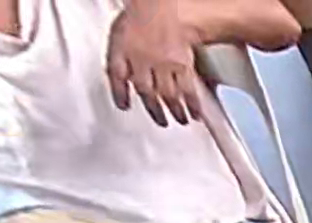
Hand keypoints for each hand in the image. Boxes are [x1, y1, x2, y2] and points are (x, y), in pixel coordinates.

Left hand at [108, 0, 202, 126]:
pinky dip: (192, 106)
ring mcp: (163, 65)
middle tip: (159, 120)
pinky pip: (188, 91)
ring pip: (167, 94)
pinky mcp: (183, 69)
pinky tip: (195, 114)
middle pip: (145, 90)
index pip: (116, 75)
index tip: (124, 106)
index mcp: (120, 48)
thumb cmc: (142, 18)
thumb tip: (126, 75)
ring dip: (174, 110)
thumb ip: (123, 54)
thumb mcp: (121, 33)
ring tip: (179, 120)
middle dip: (153, 108)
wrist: (165, 13)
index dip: (119, 92)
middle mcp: (140, 59)